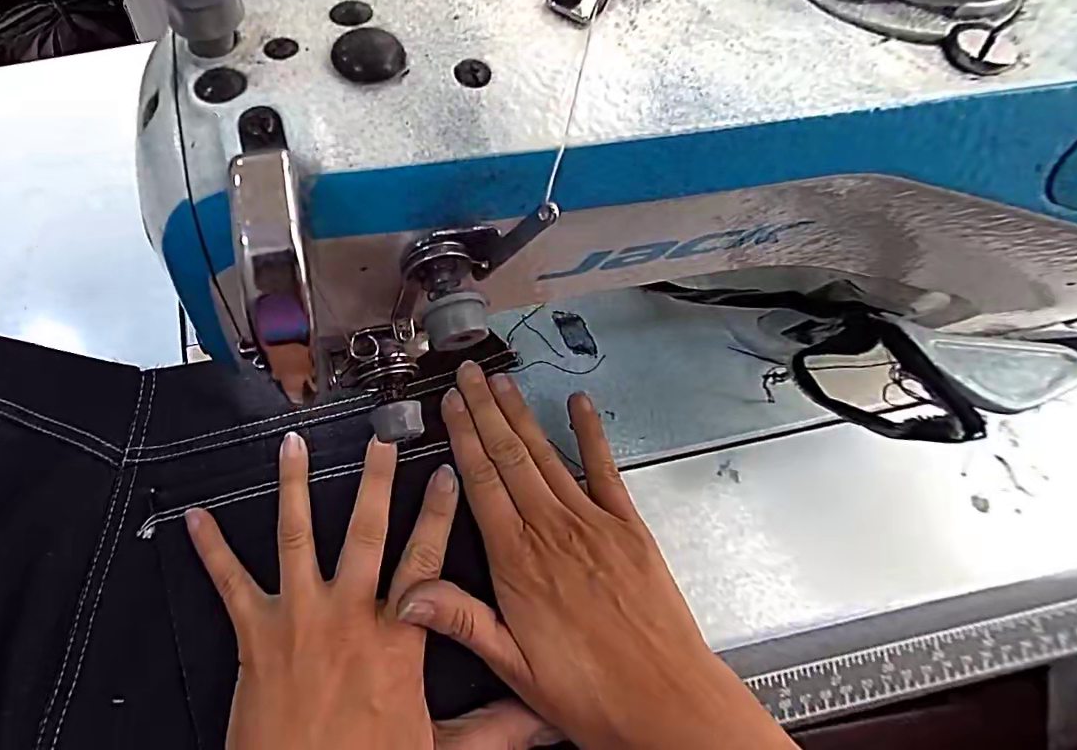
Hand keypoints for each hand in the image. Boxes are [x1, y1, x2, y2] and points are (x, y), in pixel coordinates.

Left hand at [186, 431, 560, 749]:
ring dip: (293, 486)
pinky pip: (228, 583)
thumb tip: (544, 719)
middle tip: (383, 439)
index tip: (448, 474)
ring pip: (296, 536)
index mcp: (394, 638)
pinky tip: (196, 518)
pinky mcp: (254, 636)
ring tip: (292, 445)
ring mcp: (297, 619)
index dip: (439, 514)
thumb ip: (494, 730)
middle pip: (367, 531)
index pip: (425, 560)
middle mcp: (346, 615)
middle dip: (378, 480)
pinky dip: (211, 549)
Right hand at [397, 364, 796, 749]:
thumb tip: (409, 595)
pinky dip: (590, 431)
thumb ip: (463, 621)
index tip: (452, 404)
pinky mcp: (625, 523)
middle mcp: (550, 528)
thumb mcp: (516, 668)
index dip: (464, 436)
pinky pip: (603, 467)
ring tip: (502, 381)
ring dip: (520, 413)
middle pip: (508, 454)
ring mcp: (589, 520)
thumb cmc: (591, 693)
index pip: (482, 480)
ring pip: (544, 453)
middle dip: (485, 408)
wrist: (666, 703)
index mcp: (519, 560)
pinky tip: (579, 403)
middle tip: (470, 373)